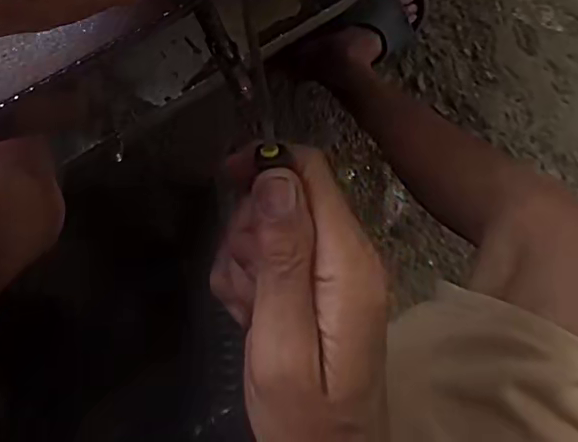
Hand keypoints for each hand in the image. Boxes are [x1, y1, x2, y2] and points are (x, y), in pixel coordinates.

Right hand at [210, 147, 389, 441]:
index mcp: (349, 260)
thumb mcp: (282, 341)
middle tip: (244, 275)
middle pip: (287, 192)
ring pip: (272, 219)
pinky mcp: (318, 282)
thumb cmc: (303, 417)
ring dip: (246, 251)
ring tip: (248, 302)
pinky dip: (250, 271)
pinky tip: (250, 309)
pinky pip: (272, 248)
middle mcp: (349, 253)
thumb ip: (282, 256)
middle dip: (251, 221)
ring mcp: (335, 268)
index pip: (312, 170)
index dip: (266, 162)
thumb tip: (277, 177)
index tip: (228, 179)